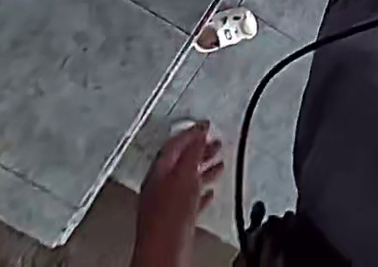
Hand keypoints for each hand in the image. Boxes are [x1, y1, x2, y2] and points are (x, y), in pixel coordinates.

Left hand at [131, 123, 222, 266]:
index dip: (193, 131)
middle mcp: (160, 184)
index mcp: (159, 169)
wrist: (164, 255)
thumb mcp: (185, 175)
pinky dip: (201, 190)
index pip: (176, 142)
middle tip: (215, 140)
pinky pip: (190, 198)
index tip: (206, 124)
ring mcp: (166, 202)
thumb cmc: (168, 218)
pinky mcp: (175, 220)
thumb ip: (192, 152)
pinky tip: (209, 192)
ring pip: (187, 178)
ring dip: (203, 168)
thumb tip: (199, 132)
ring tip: (218, 162)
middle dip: (199, 149)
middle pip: (181, 159)